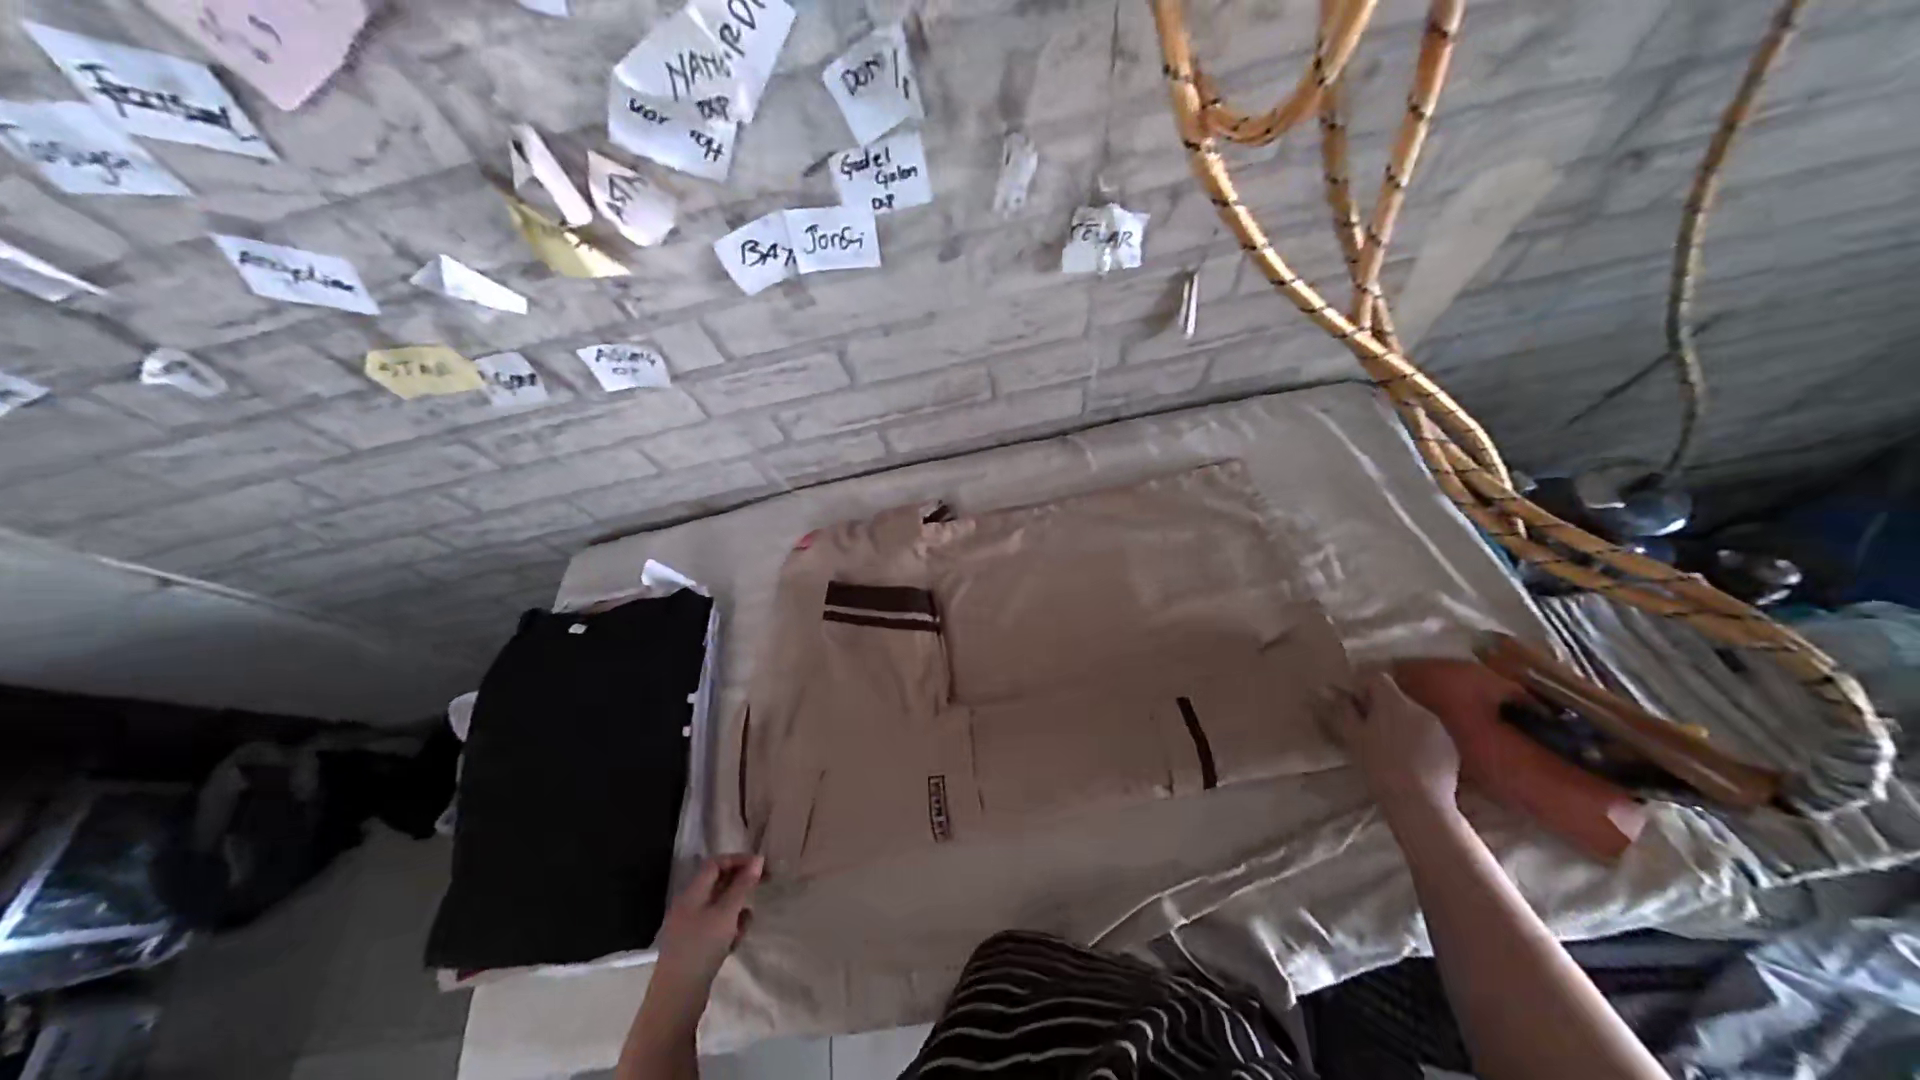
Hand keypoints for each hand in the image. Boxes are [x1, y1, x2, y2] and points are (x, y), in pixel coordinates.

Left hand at [654, 854, 762, 993]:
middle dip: (741, 884)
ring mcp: (690, 927)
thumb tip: (757, 860)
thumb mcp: (726, 913)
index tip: (761, 865)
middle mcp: (689, 906)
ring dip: (736, 909)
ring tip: (746, 923)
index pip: (715, 864)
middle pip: (718, 884)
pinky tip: (736, 941)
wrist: (677, 997)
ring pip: (719, 907)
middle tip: (764, 884)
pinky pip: (716, 926)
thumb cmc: (702, 948)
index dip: (738, 860)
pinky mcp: (694, 946)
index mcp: (692, 893)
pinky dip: (729, 927)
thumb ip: (742, 886)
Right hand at [1326, 670, 1460, 815]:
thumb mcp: (1352, 737)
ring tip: (1388, 749)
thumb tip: (1326, 690)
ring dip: (1398, 724)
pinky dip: (1416, 740)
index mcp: (1394, 702)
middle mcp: (1420, 709)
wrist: (1420, 803)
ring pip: (1412, 716)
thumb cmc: (1379, 766)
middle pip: (1395, 697)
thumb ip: (1341, 710)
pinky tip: (1408, 762)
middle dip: (1379, 708)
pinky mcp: (1450, 748)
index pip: (1376, 678)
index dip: (1361, 688)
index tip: (1352, 708)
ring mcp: (1439, 728)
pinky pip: (1428, 734)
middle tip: (1366, 731)